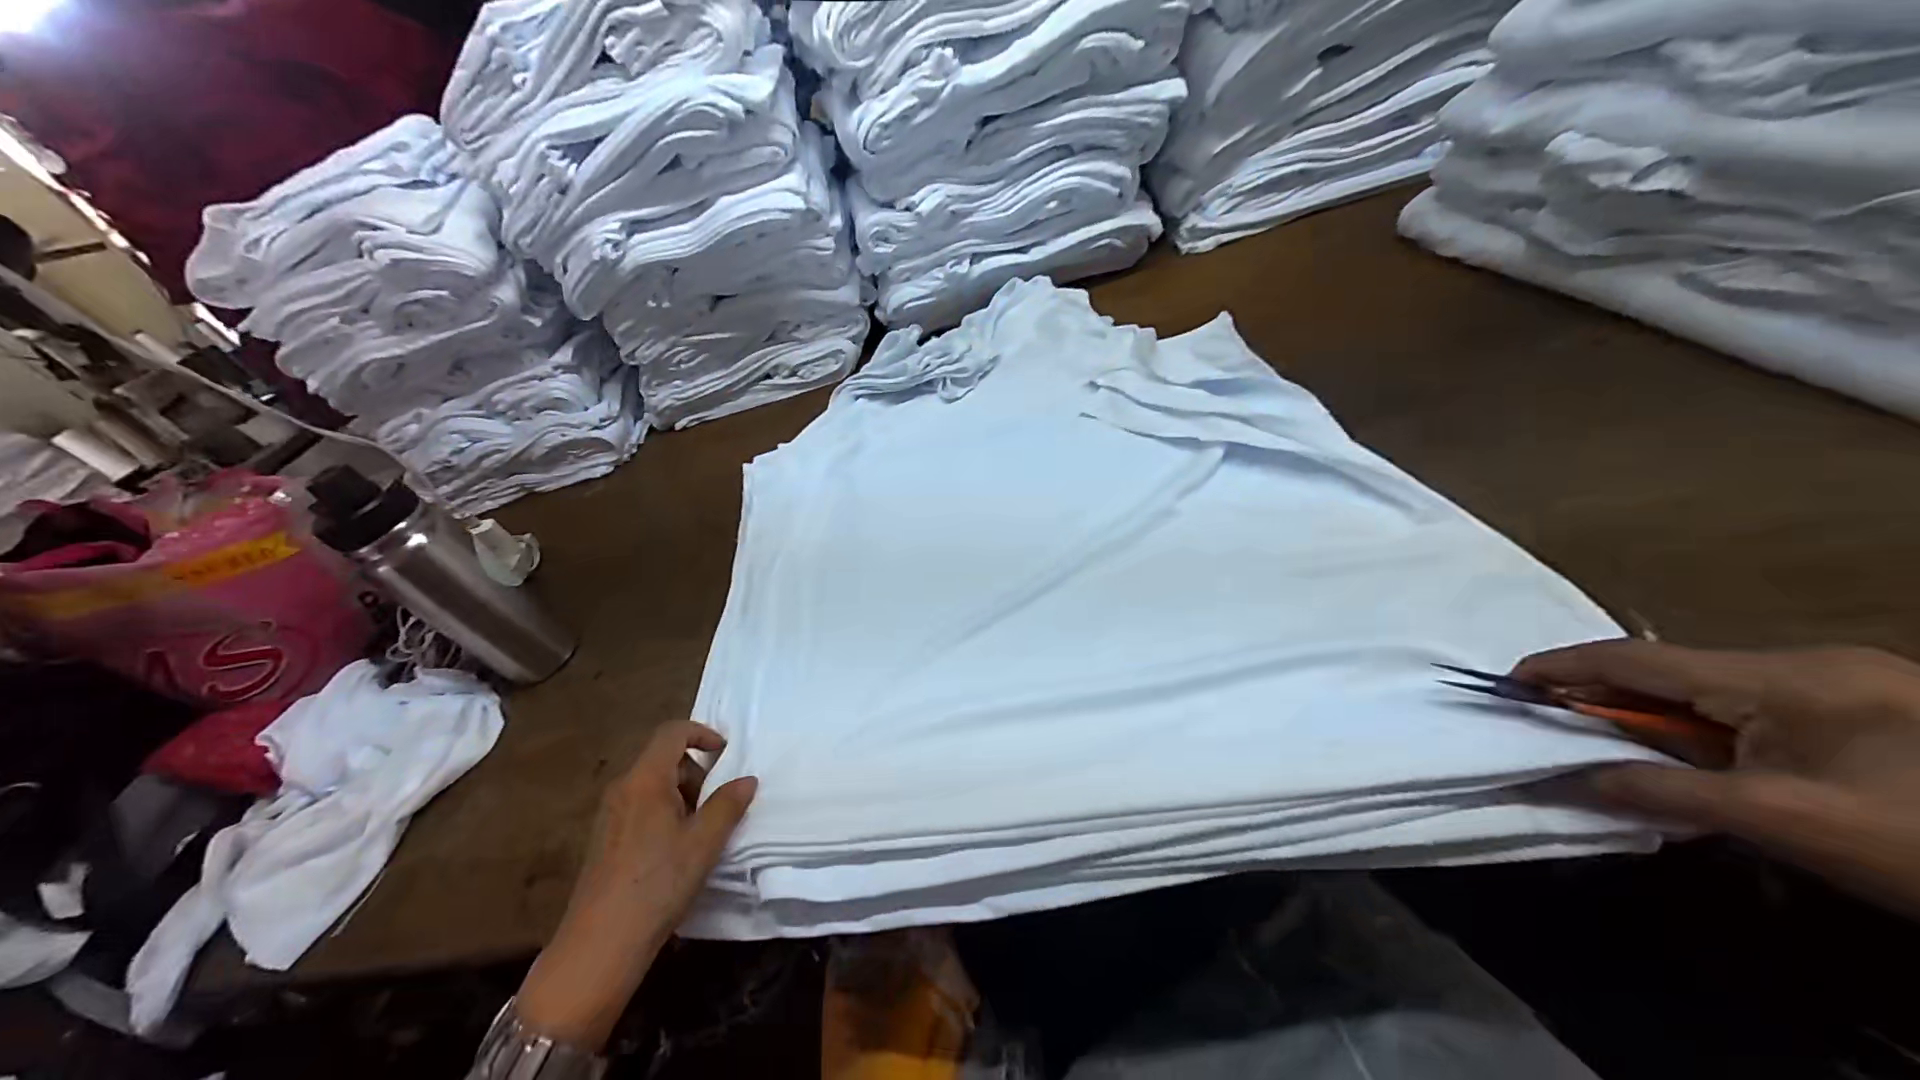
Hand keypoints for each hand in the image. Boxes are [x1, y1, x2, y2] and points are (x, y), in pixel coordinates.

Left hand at [515, 720, 757, 1048]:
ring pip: (652, 786)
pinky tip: (677, 852)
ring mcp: (609, 816)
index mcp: (644, 780)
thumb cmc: (658, 884)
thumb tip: (746, 780)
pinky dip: (665, 814)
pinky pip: (640, 808)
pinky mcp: (605, 840)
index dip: (702, 733)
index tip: (726, 754)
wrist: (600, 946)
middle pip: (663, 759)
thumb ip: (728, 805)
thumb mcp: (704, 842)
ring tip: (701, 832)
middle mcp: (621, 789)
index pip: (672, 733)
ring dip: (682, 796)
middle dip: (696, 772)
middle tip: (719, 804)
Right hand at [1516, 640, 1919, 915]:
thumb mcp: (1779, 821)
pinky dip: (1701, 731)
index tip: (1507, 684)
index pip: (1639, 658)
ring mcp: (1845, 684)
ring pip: (1710, 692)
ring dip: (1653, 718)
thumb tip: (1561, 782)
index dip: (1562, 668)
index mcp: (1786, 677)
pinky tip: (1693, 759)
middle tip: (1550, 724)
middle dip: (1604, 697)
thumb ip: (1657, 791)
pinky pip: (1751, 710)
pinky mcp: (1867, 711)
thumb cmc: (1918, 843)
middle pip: (1673, 672)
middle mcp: (1810, 665)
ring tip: (1612, 748)